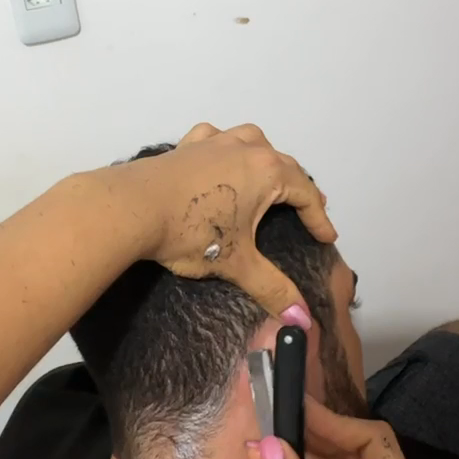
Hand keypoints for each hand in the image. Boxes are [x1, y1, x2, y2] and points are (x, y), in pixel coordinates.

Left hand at [103, 122, 335, 316]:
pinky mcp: (186, 146)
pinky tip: (220, 155)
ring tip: (269, 174)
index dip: (319, 218)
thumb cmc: (192, 232)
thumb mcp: (237, 263)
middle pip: (284, 164)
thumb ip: (272, 289)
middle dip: (299, 187)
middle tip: (308, 209)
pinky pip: (215, 137)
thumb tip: (303, 321)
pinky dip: (225, 145)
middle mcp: (245, 149)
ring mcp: (214, 142)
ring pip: (252, 140)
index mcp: (266, 172)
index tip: (327, 236)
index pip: (305, 193)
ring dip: (266, 156)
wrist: (131, 207)